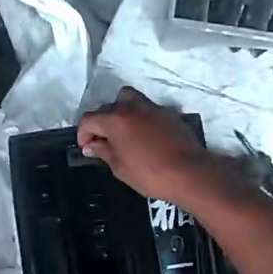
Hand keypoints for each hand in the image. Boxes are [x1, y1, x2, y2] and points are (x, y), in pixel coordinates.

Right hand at [76, 87, 225, 206]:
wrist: (189, 172)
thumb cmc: (151, 174)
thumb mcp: (120, 168)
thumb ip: (104, 152)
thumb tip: (92, 146)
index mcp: (115, 120)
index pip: (89, 119)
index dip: (83, 133)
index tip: (86, 147)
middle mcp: (132, 107)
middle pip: (107, 108)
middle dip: (100, 123)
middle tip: (102, 143)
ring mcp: (152, 108)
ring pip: (128, 99)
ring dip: (120, 111)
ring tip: (122, 131)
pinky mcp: (168, 113)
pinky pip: (146, 108)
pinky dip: (139, 116)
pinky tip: (143, 135)